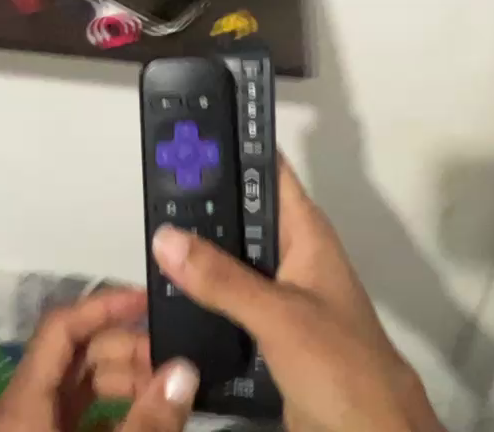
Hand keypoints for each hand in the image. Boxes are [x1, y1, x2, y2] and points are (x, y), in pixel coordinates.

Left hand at [0, 288, 197, 431]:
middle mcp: (23, 407)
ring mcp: (33, 430)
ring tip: (169, 389)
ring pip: (82, 387)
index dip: (105, 305)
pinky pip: (81, 417)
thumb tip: (185, 371)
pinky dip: (115, 411)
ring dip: (126, 381)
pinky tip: (149, 417)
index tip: (148, 299)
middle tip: (173, 359)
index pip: (62, 326)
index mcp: (23, 400)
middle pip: (77, 354)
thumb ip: (147, 420)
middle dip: (127, 349)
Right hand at [151, 158, 443, 431]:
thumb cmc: (342, 364)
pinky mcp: (266, 329)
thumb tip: (167, 237)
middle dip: (204, 201)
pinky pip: (227, 298)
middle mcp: (291, 254)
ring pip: (231, 258)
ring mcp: (279, 292)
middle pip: (241, 214)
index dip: (234, 148)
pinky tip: (168, 289)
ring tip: (151, 232)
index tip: (189, 130)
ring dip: (198, 251)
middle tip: (155, 187)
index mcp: (306, 233)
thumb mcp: (279, 314)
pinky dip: (201, 292)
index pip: (268, 170)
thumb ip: (223, 278)